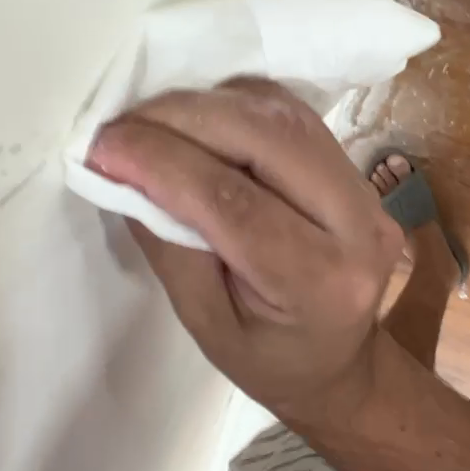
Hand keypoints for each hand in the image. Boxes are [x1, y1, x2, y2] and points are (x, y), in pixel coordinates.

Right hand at [86, 78, 400, 424]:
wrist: (338, 365)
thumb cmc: (266, 360)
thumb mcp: (205, 321)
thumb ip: (168, 244)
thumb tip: (123, 171)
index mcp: (321, 281)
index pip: (234, 202)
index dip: (162, 163)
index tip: (101, 148)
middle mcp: (359, 225)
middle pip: (269, 136)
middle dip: (182, 118)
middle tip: (120, 128)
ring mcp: (368, 190)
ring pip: (284, 113)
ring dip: (208, 105)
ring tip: (151, 124)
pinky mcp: (359, 171)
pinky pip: (294, 115)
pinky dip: (237, 106)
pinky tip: (200, 124)